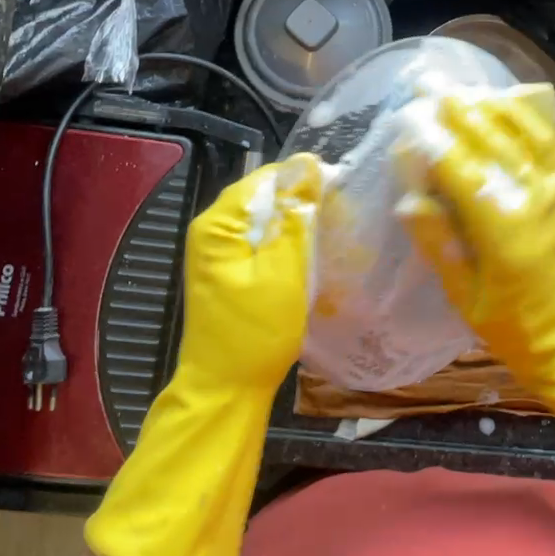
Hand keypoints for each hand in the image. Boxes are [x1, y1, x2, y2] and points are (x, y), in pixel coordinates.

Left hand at [85, 155, 322, 555]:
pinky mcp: (227, 267)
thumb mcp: (283, 274)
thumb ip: (293, 219)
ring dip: (296, 220)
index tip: (342, 191)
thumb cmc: (255, 333)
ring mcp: (216, 249)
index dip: (303, 178)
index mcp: (218, 224)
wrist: (224, 388)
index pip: (265, 178)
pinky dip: (286, 240)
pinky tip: (311, 251)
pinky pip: (260, 238)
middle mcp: (211, 229)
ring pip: (264, 216)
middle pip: (262, 194)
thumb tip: (307, 167)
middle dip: (301, 199)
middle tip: (343, 211)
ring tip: (333, 228)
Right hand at [399, 92, 554, 549]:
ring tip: (467, 90)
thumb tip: (409, 199)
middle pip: (496, 145)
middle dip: (462, 113)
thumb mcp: (463, 295)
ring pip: (529, 137)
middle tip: (431, 86)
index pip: (465, 175)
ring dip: (497, 108)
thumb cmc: (509, 324)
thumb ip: (438, 243)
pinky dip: (532, 123)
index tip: (410, 118)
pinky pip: (552, 146)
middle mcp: (536, 205)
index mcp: (506, 234)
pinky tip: (510, 107)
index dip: (437, 144)